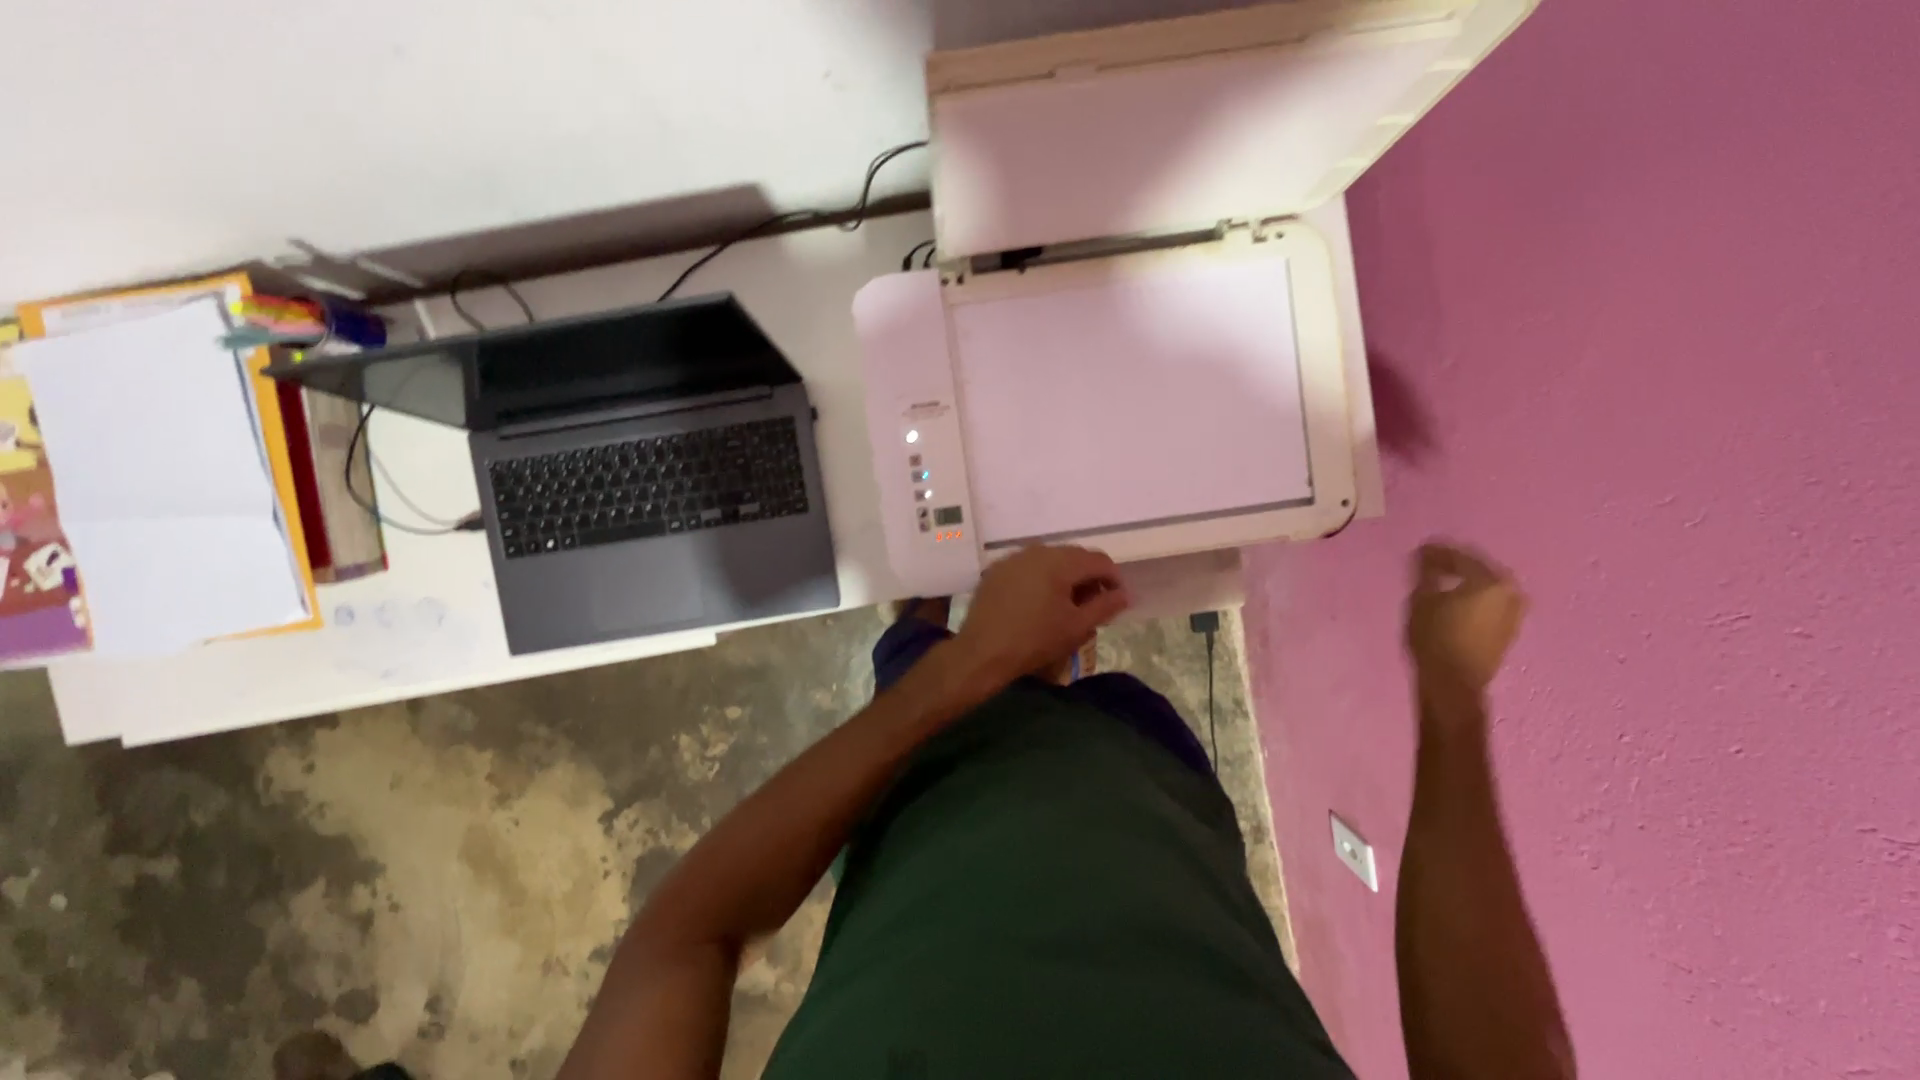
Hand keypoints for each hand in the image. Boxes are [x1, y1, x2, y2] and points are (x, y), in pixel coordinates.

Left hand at [951, 544, 1130, 689]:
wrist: (983, 652)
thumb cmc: (1035, 640)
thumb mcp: (1077, 627)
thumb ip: (1105, 606)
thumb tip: (1124, 594)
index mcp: (1060, 561)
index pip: (1098, 560)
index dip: (1113, 578)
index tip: (1116, 600)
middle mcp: (1036, 550)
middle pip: (1074, 557)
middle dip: (1088, 577)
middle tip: (1093, 605)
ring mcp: (1013, 558)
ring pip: (1050, 560)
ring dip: (1064, 577)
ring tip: (1067, 605)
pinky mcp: (996, 571)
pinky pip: (1028, 568)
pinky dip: (1041, 579)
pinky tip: (1039, 602)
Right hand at [1406, 542, 1526, 695]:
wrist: (1454, 683)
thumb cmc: (1434, 638)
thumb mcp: (1421, 600)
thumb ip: (1426, 572)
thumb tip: (1427, 554)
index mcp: (1490, 580)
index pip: (1460, 556)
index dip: (1438, 551)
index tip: (1420, 549)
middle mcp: (1510, 592)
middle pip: (1479, 569)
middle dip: (1455, 564)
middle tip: (1432, 563)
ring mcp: (1514, 612)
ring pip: (1488, 587)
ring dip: (1467, 582)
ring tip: (1444, 583)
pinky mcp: (1510, 629)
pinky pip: (1492, 603)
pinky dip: (1476, 598)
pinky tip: (1458, 602)